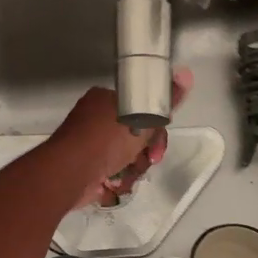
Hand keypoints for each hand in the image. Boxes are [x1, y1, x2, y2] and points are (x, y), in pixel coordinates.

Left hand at [47, 67, 193, 207]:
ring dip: (130, 171)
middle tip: (145, 163)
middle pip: (134, 139)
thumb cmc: (105, 140)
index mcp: (106, 100)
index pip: (141, 113)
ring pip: (124, 159)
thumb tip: (187, 73)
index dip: (154, 132)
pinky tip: (111, 184)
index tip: (156, 149)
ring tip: (123, 177)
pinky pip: (110, 174)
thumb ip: (166, 101)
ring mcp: (89, 145)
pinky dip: (115, 181)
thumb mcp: (142, 118)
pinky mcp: (85, 168)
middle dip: (143, 156)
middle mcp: (96, 119)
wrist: (71, 171)